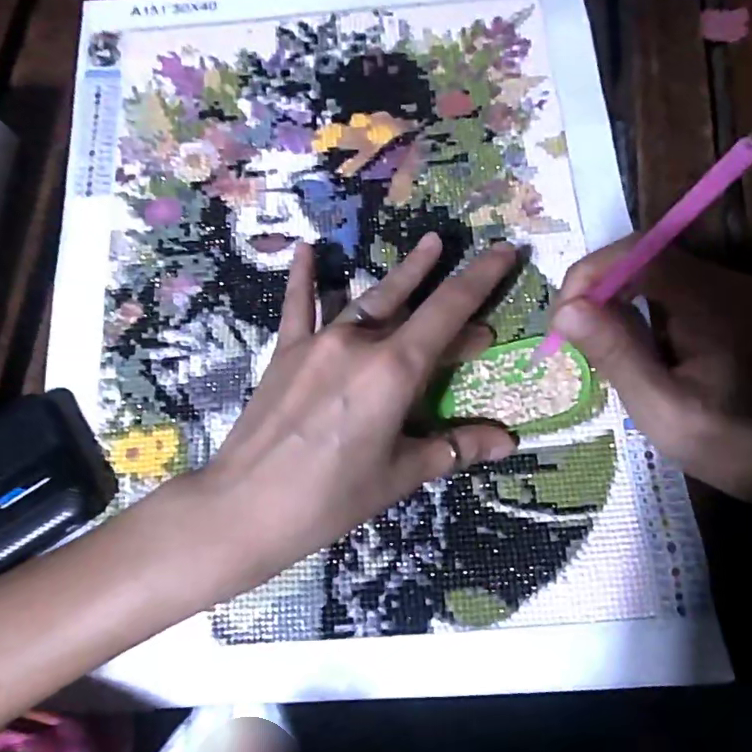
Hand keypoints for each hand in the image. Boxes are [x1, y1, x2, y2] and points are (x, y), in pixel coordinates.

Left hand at [189, 233, 519, 595]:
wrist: (245, 506)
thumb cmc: (332, 498)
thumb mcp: (401, 474)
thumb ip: (455, 448)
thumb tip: (506, 442)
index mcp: (395, 370)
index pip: (450, 311)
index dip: (482, 278)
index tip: (505, 250)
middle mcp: (359, 342)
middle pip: (414, 303)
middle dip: (450, 285)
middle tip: (478, 268)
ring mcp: (318, 342)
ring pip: (369, 298)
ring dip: (403, 274)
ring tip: (429, 245)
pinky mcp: (285, 352)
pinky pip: (298, 307)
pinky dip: (305, 279)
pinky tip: (307, 249)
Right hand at [546, 237, 751, 494]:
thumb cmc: (726, 444)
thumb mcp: (662, 407)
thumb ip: (616, 353)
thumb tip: (565, 309)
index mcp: (715, 303)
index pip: (641, 253)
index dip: (591, 273)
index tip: (562, 317)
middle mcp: (728, 283)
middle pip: (646, 256)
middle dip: (598, 287)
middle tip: (569, 333)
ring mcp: (732, 293)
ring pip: (654, 272)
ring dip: (614, 298)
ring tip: (592, 342)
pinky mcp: (730, 307)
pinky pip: (670, 291)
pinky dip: (637, 309)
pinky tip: (628, 347)